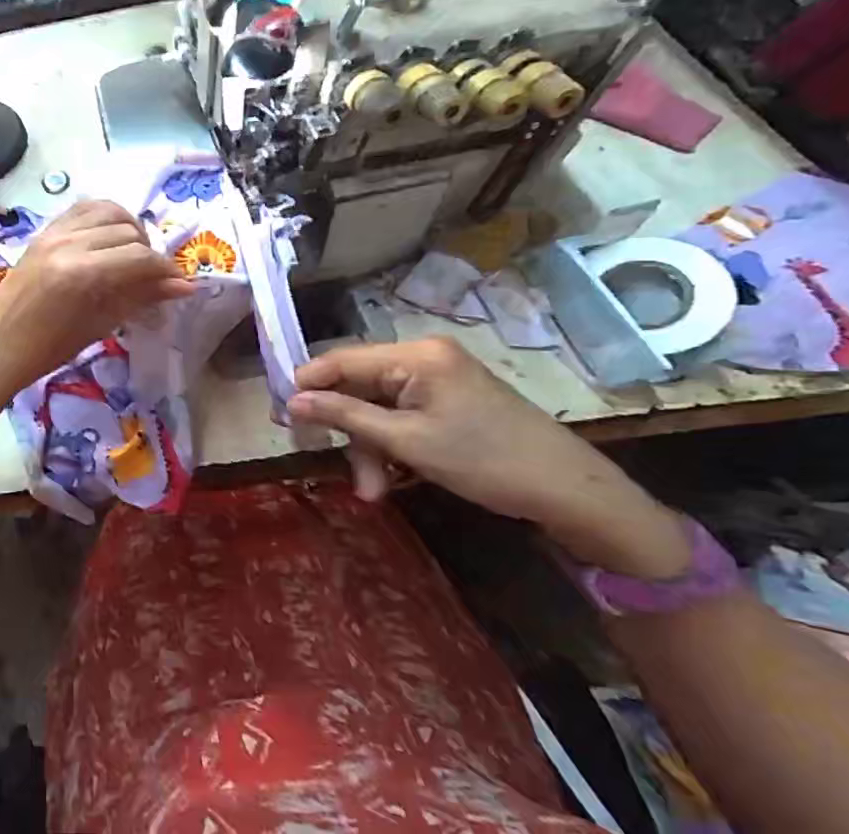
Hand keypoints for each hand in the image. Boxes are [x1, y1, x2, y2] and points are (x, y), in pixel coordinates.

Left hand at [0, 200, 192, 402]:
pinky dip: (104, 219)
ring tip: (132, 256)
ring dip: (129, 229)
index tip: (179, 284)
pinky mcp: (44, 231)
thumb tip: (183, 286)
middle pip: (128, 231)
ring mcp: (53, 232)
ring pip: (108, 211)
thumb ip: (141, 297)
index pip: (139, 256)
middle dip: (149, 252)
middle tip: (154, 277)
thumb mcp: (101, 324)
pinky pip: (84, 210)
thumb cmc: (48, 348)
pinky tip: (109, 242)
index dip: (165, 269)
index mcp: (81, 272)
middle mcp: (68, 243)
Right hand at [287, 338, 690, 578]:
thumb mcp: (406, 441)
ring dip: (370, 449)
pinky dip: (391, 446)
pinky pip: (401, 415)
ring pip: (378, 408)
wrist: (566, 488)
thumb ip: (345, 416)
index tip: (282, 419)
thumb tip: (292, 400)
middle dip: (348, 433)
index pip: (341, 359)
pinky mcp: (448, 398)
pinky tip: (391, 478)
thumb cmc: (484, 460)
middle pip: (359, 387)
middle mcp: (424, 356)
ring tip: (375, 491)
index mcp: (415, 355)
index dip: (308, 386)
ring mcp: (438, 377)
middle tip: (342, 473)